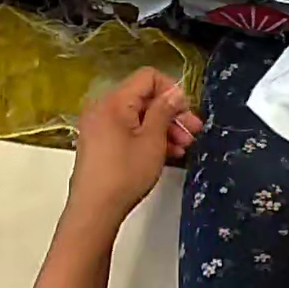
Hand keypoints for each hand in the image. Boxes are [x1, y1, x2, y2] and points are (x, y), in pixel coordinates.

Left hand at [67, 67, 200, 225]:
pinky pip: (127, 129)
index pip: (148, 77)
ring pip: (138, 115)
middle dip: (171, 112)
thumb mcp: (152, 140)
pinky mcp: (99, 142)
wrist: (94, 210)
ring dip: (163, 127)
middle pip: (144, 97)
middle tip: (193, 131)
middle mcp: (102, 108)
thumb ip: (164, 111)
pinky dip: (147, 137)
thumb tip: (175, 92)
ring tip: (183, 147)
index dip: (171, 90)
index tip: (186, 112)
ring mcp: (99, 126)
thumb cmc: (124, 175)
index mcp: (113, 102)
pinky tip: (167, 153)